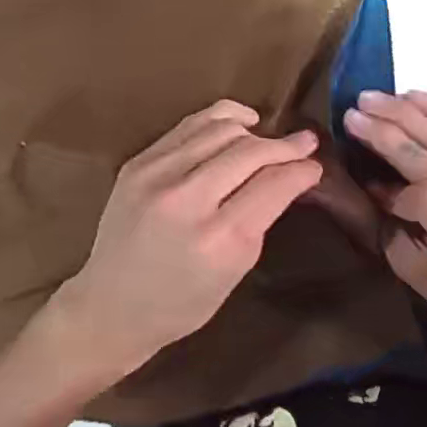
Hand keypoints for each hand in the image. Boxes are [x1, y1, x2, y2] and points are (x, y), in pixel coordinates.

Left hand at [51, 99, 322, 374]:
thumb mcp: (234, 272)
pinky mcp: (136, 164)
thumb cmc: (181, 305)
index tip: (315, 166)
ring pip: (220, 129)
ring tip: (268, 138)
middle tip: (306, 143)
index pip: (274, 184)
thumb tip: (287, 178)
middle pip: (250, 150)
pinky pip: (188, 127)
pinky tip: (236, 125)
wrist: (111, 305)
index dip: (302, 170)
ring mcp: (156, 176)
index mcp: (219, 239)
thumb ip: (260, 221)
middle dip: (286, 145)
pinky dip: (219, 121)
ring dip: (254, 131)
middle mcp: (187, 200)